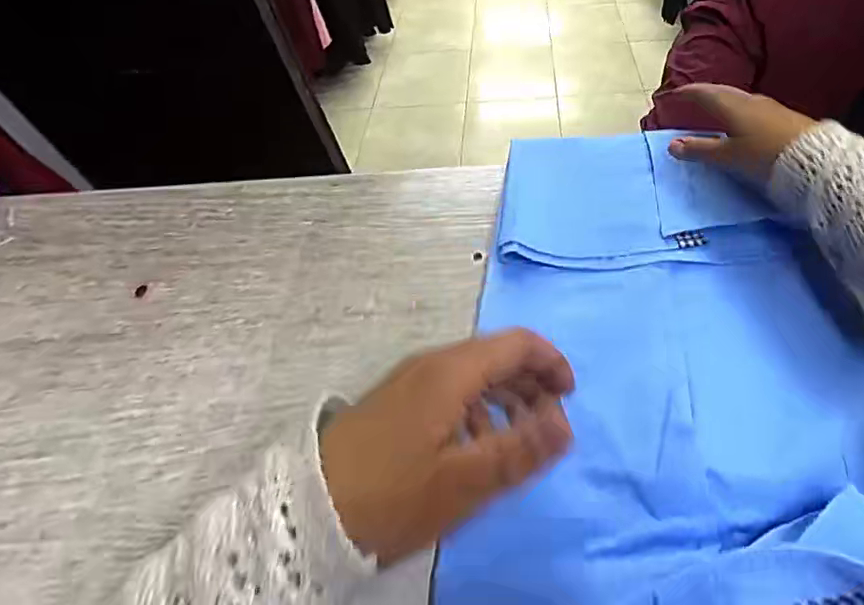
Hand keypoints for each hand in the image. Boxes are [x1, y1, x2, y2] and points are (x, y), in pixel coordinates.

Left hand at [319, 329, 574, 563]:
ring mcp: (410, 380)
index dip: (552, 363)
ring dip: (506, 397)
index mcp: (454, 370)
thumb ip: (520, 450)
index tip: (569, 395)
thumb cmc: (388, 496)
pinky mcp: (393, 401)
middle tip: (549, 421)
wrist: (294, 520)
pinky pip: (452, 388)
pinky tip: (474, 445)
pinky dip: (478, 406)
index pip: (519, 344)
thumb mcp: (462, 481)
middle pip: (499, 355)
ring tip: (517, 438)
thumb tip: (566, 427)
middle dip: (532, 383)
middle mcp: (434, 363)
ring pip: (476, 373)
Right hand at [656, 84, 814, 183]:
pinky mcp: (783, 115)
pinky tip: (741, 121)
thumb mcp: (729, 157)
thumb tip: (673, 144)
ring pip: (738, 98)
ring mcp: (769, 105)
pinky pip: (751, 107)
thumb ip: (701, 149)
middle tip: (690, 100)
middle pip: (721, 92)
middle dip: (704, 94)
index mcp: (732, 105)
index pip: (703, 93)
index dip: (686, 93)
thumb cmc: (765, 155)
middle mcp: (750, 99)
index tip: (672, 95)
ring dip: (722, 101)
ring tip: (713, 110)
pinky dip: (737, 110)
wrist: (813, 157)